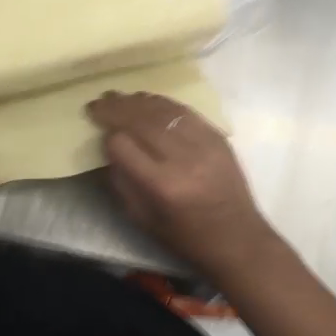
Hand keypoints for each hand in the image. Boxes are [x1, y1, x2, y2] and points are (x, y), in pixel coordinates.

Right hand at [85, 91, 281, 277]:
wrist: (238, 239)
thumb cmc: (185, 237)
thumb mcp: (142, 219)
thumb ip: (121, 181)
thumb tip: (109, 147)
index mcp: (162, 185)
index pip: (123, 145)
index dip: (108, 138)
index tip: (100, 136)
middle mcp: (183, 158)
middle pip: (142, 120)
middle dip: (116, 109)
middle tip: (97, 103)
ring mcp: (204, 144)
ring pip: (163, 110)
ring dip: (137, 101)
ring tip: (118, 97)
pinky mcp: (218, 137)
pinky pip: (184, 111)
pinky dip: (162, 103)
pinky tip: (147, 101)